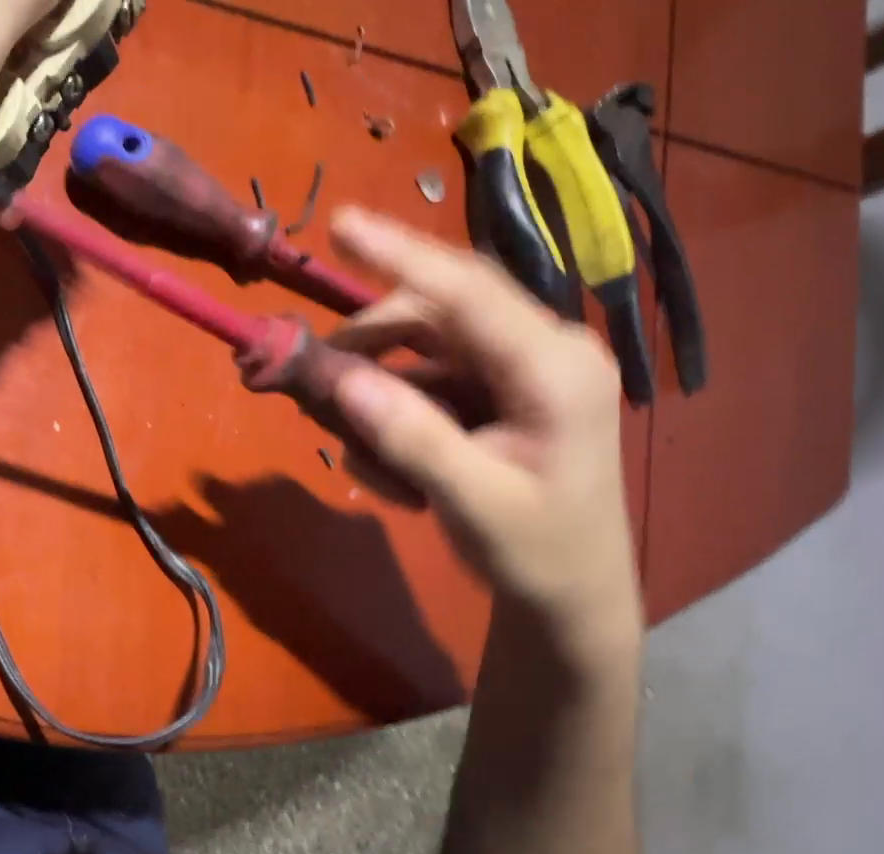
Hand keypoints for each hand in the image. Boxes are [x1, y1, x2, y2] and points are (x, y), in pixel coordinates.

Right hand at [312, 208, 641, 638]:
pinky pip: (423, 389)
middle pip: (433, 318)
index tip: (339, 226)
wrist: (571, 597)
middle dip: (368, 347)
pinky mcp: (494, 399)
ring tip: (368, 465)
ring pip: (419, 357)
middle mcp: (538, 353)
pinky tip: (396, 477)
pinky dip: (392, 423)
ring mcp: (515, 376)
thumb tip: (340, 377)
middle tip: (312, 383)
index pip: (466, 290)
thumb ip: (410, 435)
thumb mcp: (472, 499)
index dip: (399, 255)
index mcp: (552, 367)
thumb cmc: (537, 551)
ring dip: (376, 401)